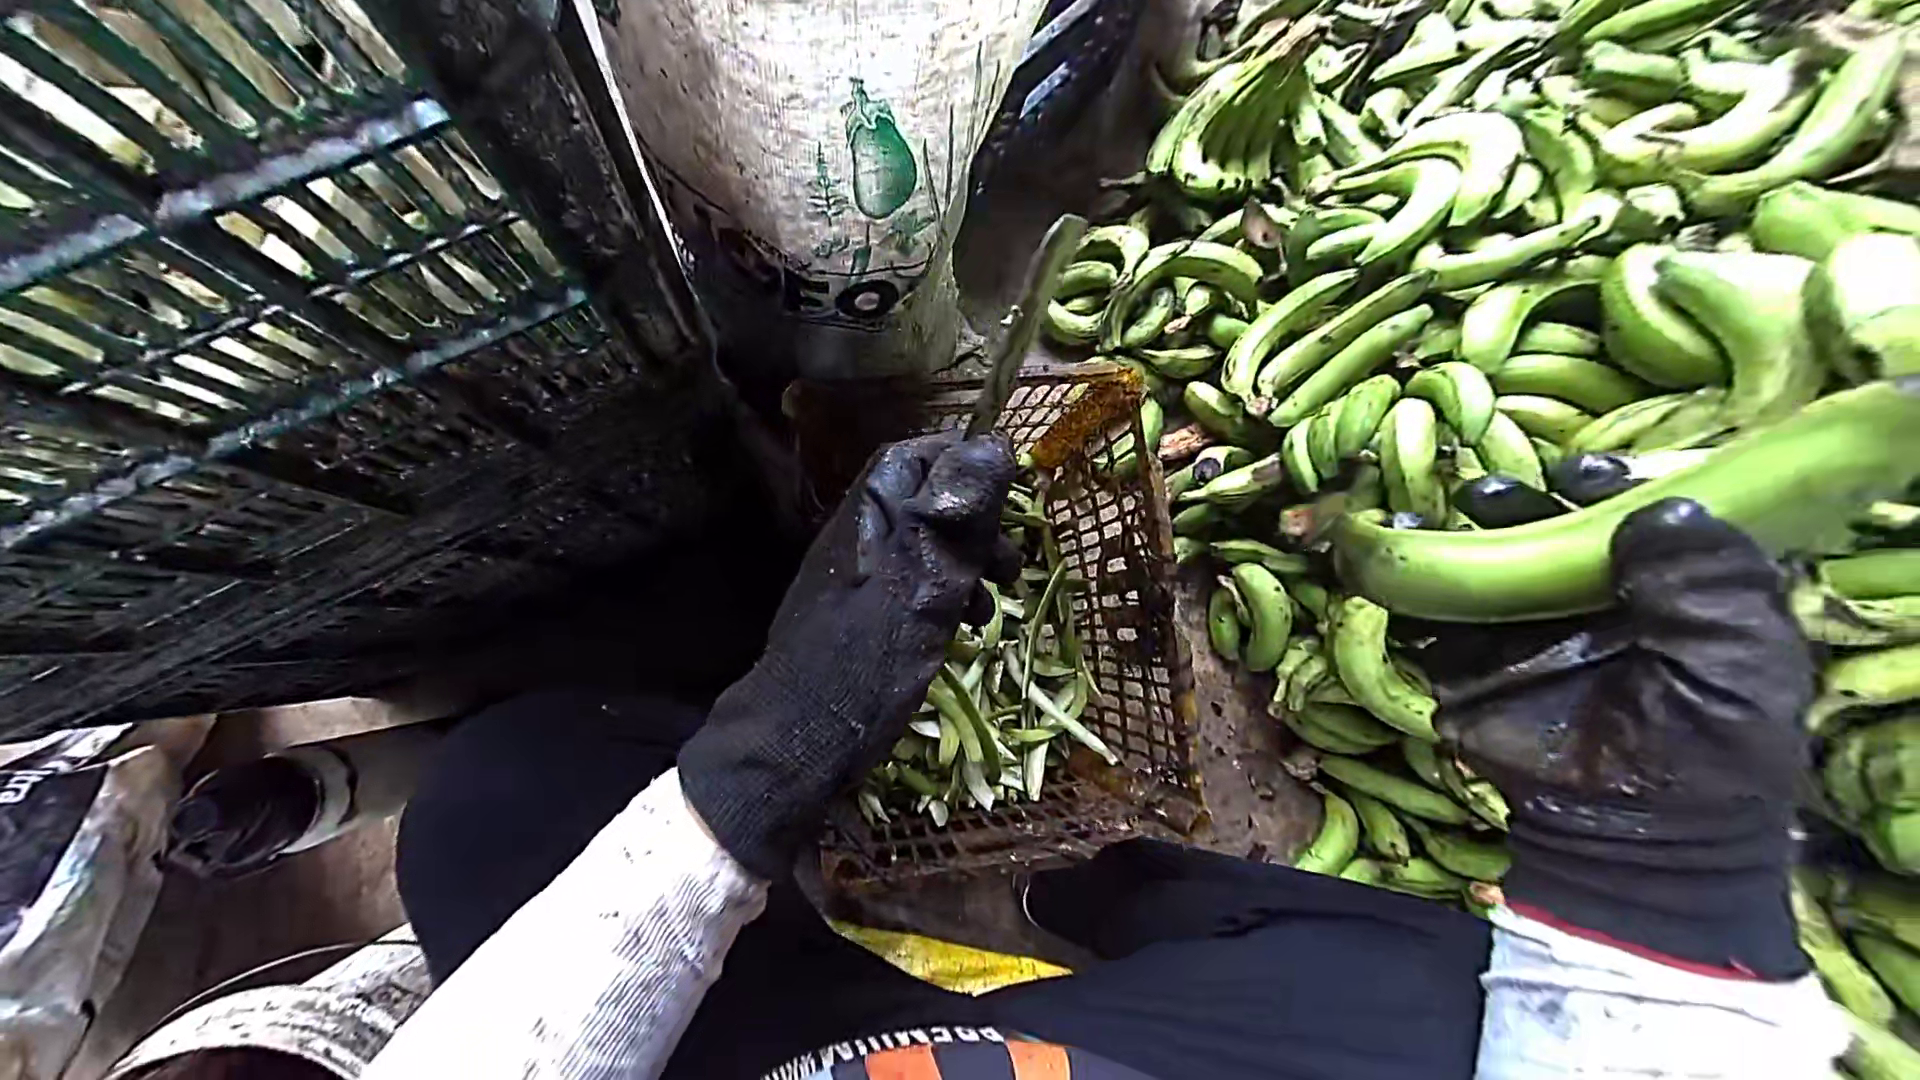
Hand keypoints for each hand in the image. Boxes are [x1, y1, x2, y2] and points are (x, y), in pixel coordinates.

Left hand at [678, 431, 1016, 878]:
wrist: (800, 737)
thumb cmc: (866, 660)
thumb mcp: (924, 584)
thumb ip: (956, 515)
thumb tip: (993, 444)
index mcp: (870, 514)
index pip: (918, 456)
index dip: (966, 464)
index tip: (1010, 489)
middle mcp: (862, 532)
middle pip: (930, 501)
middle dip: (978, 524)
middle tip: (1010, 560)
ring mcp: (863, 572)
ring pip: (931, 545)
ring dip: (972, 562)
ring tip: (1002, 592)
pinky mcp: (868, 609)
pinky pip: (919, 583)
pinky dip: (952, 594)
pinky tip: (971, 624)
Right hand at [1437, 498, 1813, 977]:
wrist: (1617, 831)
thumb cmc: (1698, 753)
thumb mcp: (1733, 673)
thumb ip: (1709, 592)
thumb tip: (1663, 512)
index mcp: (1647, 591)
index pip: (1618, 517)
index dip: (1599, 487)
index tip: (1576, 475)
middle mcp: (1569, 598)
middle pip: (1529, 531)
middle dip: (1505, 504)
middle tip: (1483, 495)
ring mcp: (1506, 628)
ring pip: (1465, 565)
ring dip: (1439, 539)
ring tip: (1413, 523)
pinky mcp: (1456, 659)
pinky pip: (1418, 617)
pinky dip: (1393, 593)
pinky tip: (1378, 572)